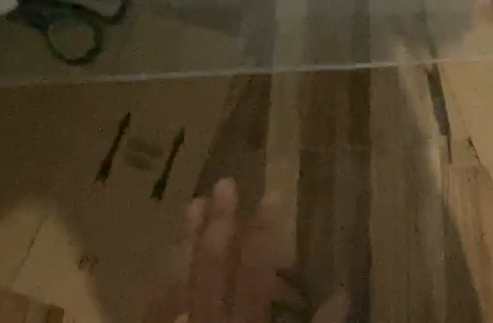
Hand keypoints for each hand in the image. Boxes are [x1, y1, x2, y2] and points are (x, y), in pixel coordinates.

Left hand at [143, 179, 348, 322]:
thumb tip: (342, 294)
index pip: (255, 272)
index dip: (263, 230)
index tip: (272, 192)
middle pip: (210, 267)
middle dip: (218, 221)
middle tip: (225, 183)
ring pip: (174, 282)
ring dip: (183, 242)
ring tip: (191, 206)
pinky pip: (150, 314)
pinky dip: (159, 285)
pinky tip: (164, 265)